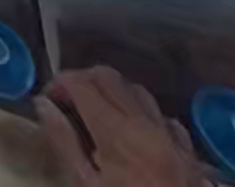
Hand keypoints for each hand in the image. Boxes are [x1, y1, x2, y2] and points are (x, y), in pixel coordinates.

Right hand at [35, 68, 206, 186]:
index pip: (79, 83)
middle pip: (107, 77)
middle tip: (69, 101)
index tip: (49, 100)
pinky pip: (164, 118)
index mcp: (117, 132)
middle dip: (82, 80)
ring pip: (137, 91)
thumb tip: (43, 104)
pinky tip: (137, 134)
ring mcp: (172, 139)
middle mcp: (146, 125)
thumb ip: (64, 141)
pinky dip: (145, 115)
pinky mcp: (191, 157)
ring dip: (114, 93)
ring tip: (100, 114)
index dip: (58, 84)